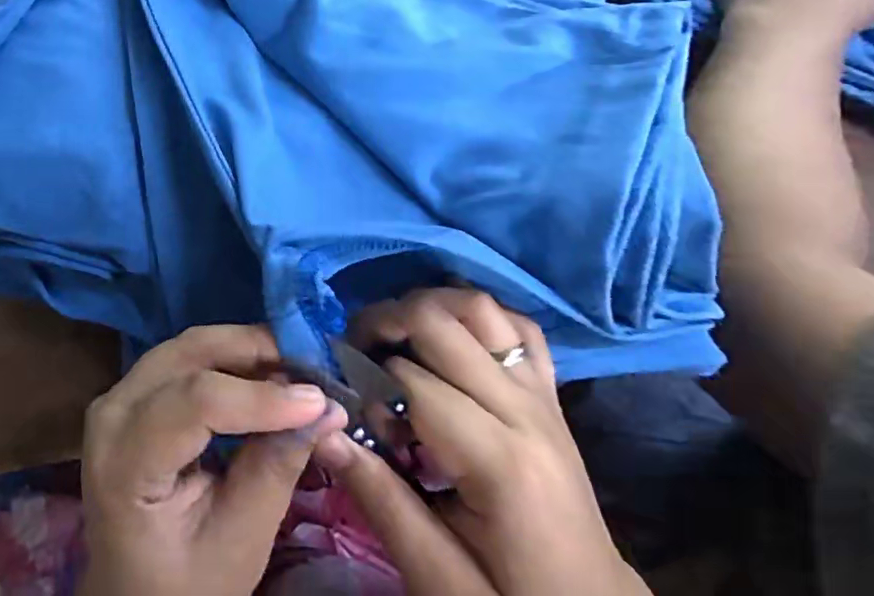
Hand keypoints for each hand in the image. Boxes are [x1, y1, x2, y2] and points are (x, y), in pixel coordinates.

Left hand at [77, 325, 346, 595]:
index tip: (319, 400)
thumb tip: (325, 407)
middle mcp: (111, 411)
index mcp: (124, 460)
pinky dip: (228, 359)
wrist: (133, 595)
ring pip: (189, 347)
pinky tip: (265, 373)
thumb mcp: (238, 541)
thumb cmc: (184, 583)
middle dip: (255, 351)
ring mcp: (118, 396)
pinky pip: (184, 358)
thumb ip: (276, 467)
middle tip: (312, 369)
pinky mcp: (132, 393)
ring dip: (245, 350)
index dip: (261, 394)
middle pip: (189, 355)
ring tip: (296, 370)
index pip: (195, 401)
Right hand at [314, 290, 646, 595]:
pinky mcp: (549, 395)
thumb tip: (323, 433)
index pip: (414, 381)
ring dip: (426, 305)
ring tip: (392, 334)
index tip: (346, 407)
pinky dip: (475, 316)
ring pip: (481, 308)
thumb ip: (383, 503)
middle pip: (444, 323)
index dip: (367, 381)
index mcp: (501, 463)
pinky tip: (447, 335)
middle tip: (353, 351)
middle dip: (385, 322)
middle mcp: (526, 412)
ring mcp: (543, 397)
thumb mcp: (443, 583)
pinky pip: (517, 326)